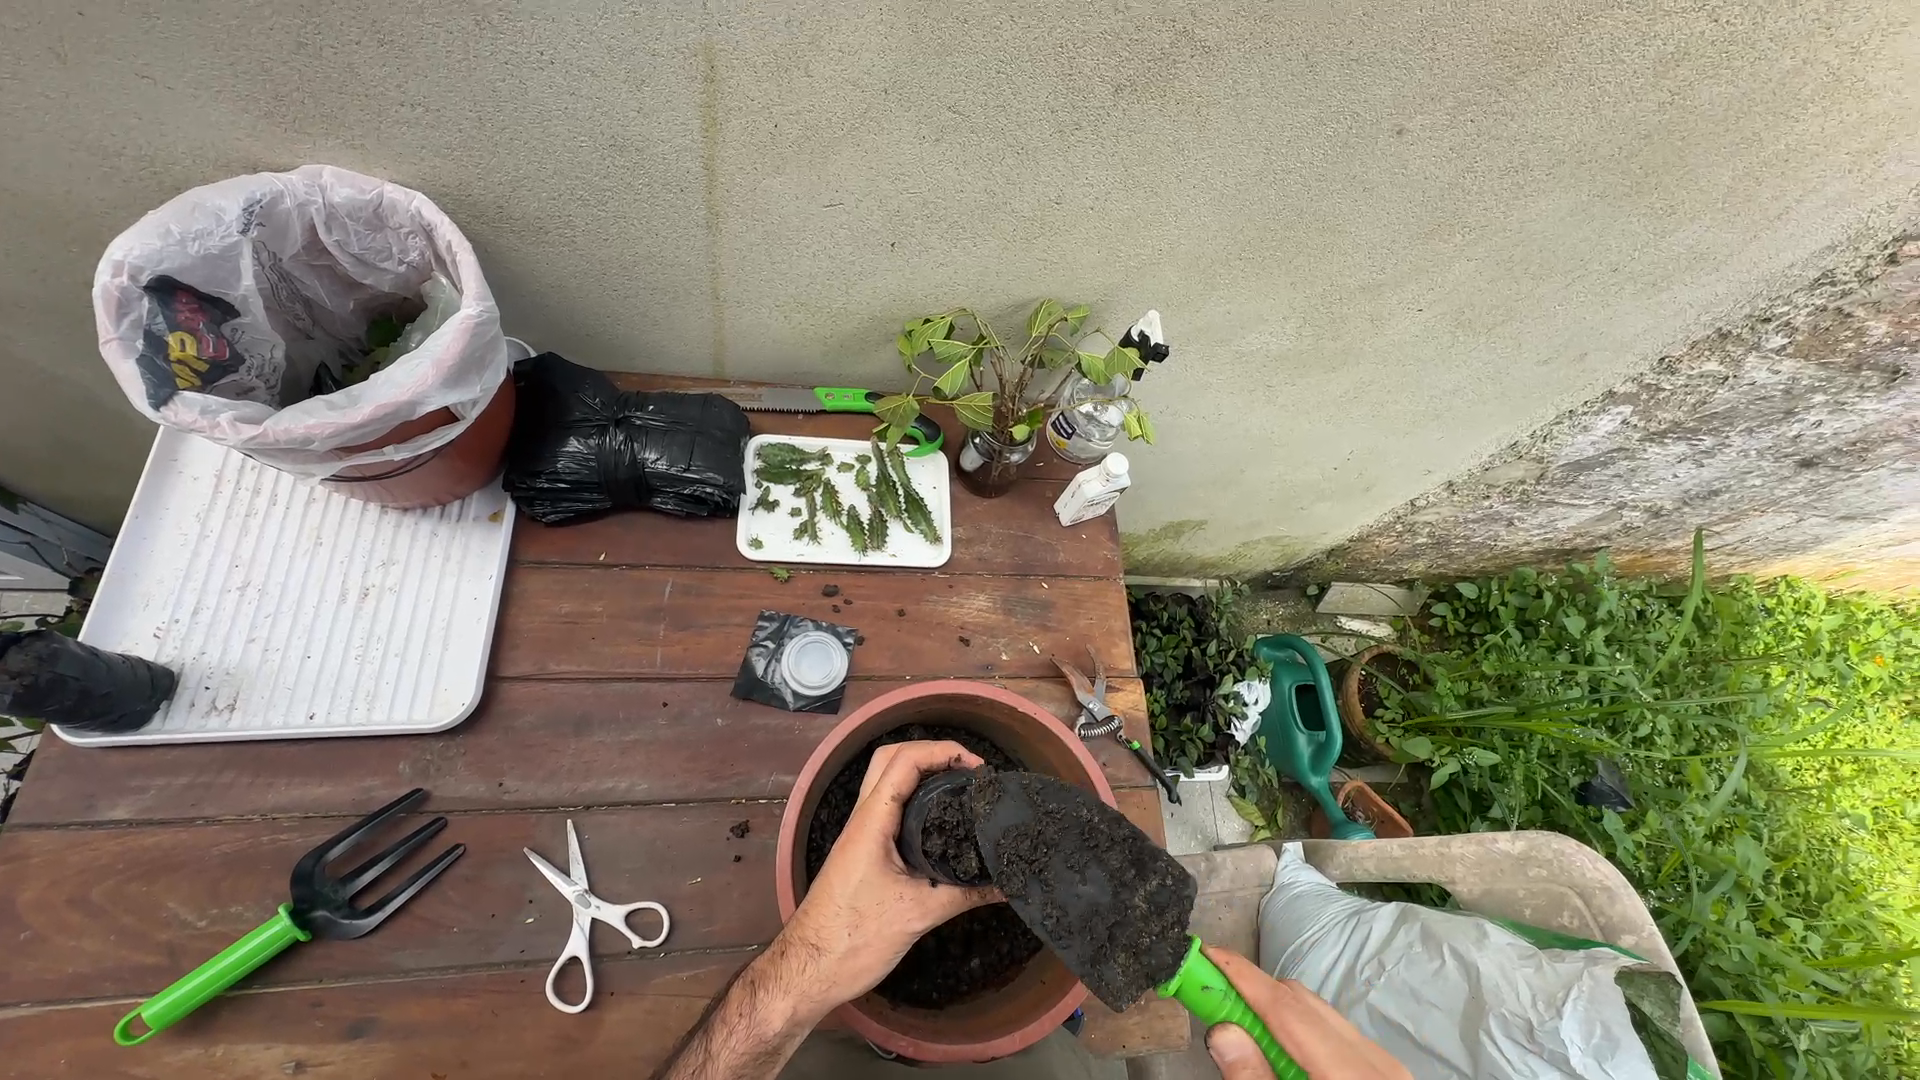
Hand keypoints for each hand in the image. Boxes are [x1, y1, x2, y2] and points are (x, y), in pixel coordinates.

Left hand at [770, 740, 1000, 1021]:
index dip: (943, 752)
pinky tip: (939, 819)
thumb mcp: (919, 914)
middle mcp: (863, 817)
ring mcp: (859, 832)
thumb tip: (1010, 883)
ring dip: (921, 771)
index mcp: (872, 820)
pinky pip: (888, 805)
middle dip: (931, 751)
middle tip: (968, 769)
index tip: (978, 768)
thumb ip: (967, 894)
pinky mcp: (862, 849)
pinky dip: (914, 797)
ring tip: (960, 787)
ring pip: (886, 779)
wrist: (809, 971)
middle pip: (891, 757)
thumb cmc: (855, 939)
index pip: (905, 760)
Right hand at [1203, 946, 1409, 1079]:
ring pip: (1320, 1015)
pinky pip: (1336, 1036)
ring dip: (1276, 1014)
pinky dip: (1301, 1034)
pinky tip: (1282, 1060)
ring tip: (1243, 1033)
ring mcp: (1388, 1072)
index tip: (1204, 953)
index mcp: (1353, 1078)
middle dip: (1254, 993)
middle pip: (1304, 1003)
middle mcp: (1378, 1065)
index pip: (1287, 1009)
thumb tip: (1222, 1031)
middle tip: (1211, 1000)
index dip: (1242, 976)